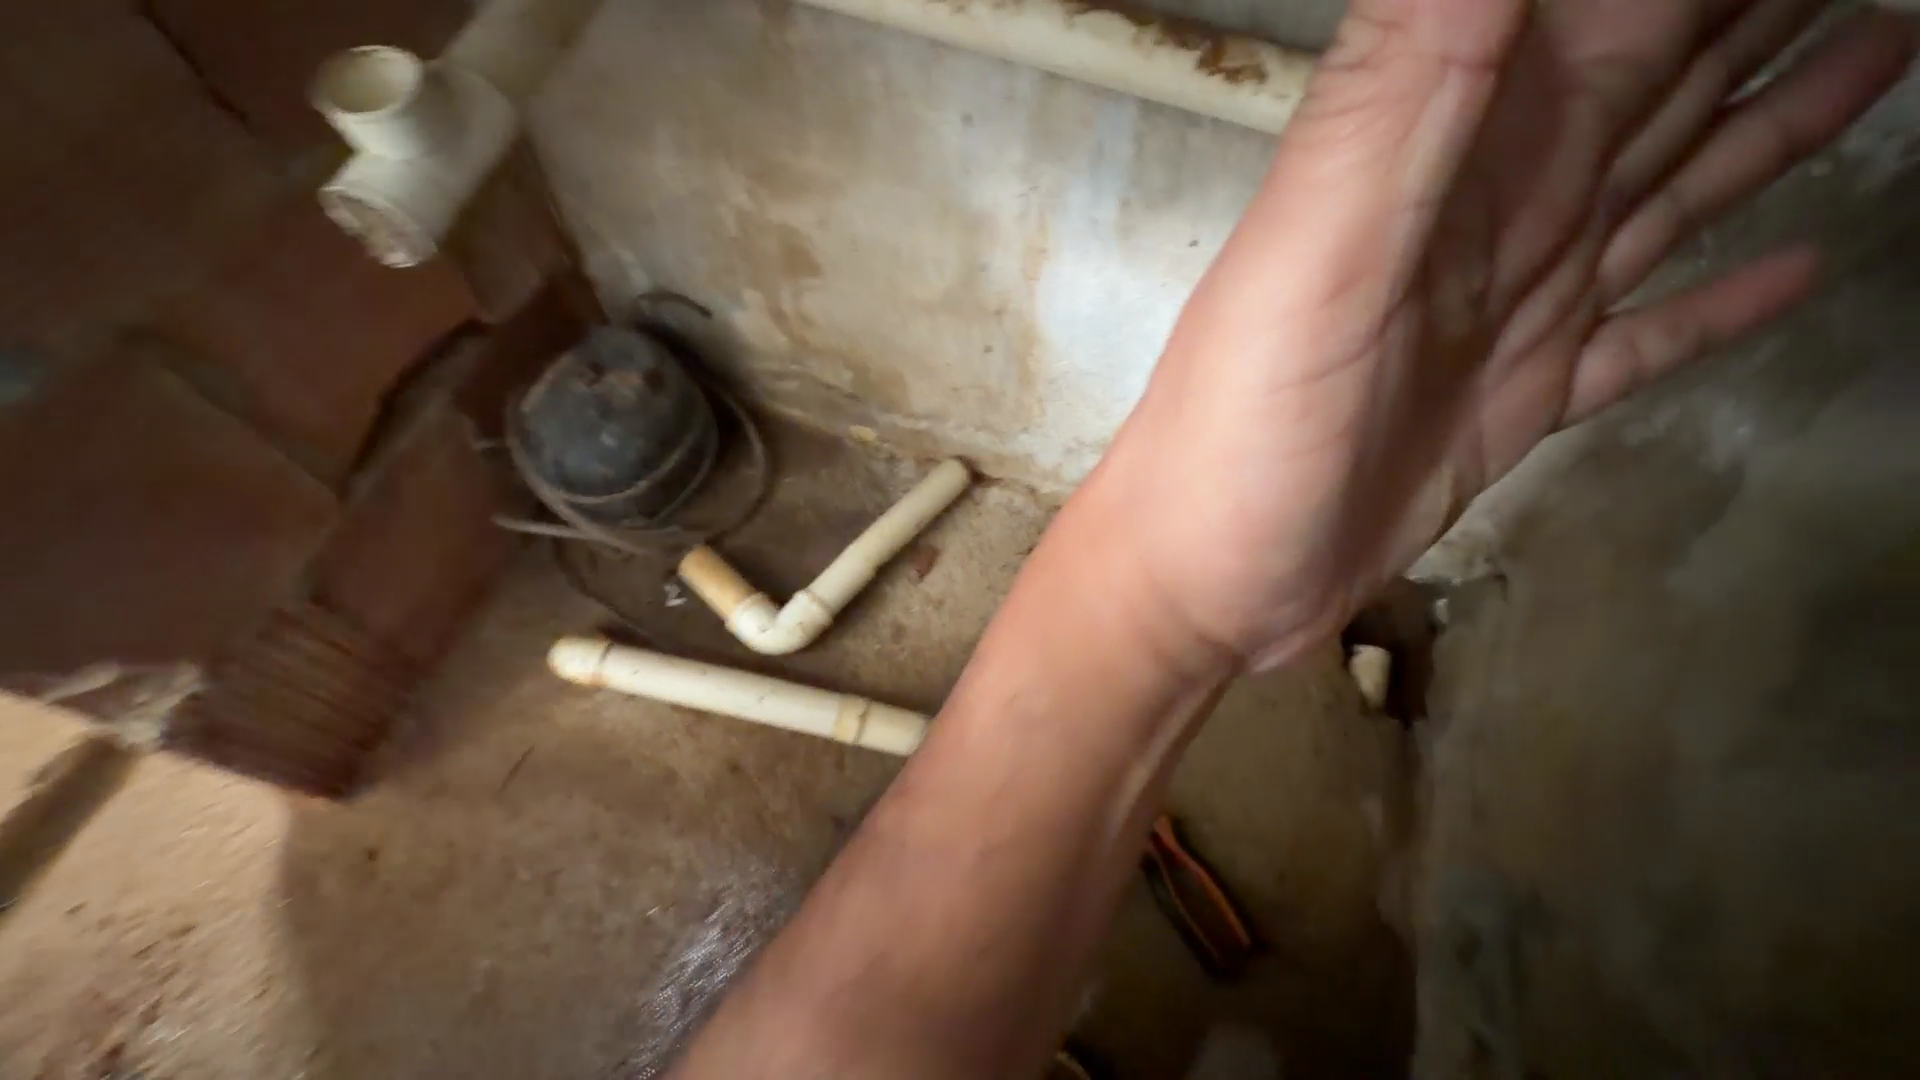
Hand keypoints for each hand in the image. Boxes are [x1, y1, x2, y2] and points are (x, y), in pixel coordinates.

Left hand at [1093, 0, 1915, 669]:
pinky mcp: (1513, 404)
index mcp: (1433, 162)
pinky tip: (1804, 265)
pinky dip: (1714, 306)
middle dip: (1751, 9)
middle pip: (1650, 72)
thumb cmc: (1238, 432)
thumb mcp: (1311, 254)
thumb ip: (1395, 93)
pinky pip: (1638, 338)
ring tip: (1893, 42)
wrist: (1207, 576)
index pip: (1583, 8)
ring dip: (1771, 121)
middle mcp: (1480, 220)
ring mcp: (1502, 315)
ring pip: (1664, 188)